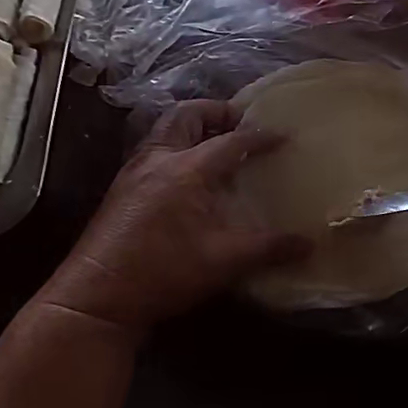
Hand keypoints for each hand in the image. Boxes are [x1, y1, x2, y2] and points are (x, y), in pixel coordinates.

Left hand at [38, 100, 308, 334]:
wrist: (99, 295)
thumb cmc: (164, 272)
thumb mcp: (224, 262)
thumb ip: (268, 248)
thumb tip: (309, 244)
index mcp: (187, 169)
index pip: (231, 141)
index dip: (259, 136)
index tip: (281, 136)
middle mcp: (159, 159)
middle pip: (187, 115)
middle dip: (216, 112)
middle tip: (239, 122)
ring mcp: (134, 171)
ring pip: (164, 129)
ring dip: (192, 127)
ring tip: (214, 142)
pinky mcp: (121, 188)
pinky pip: (152, 149)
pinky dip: (175, 146)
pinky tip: (185, 175)